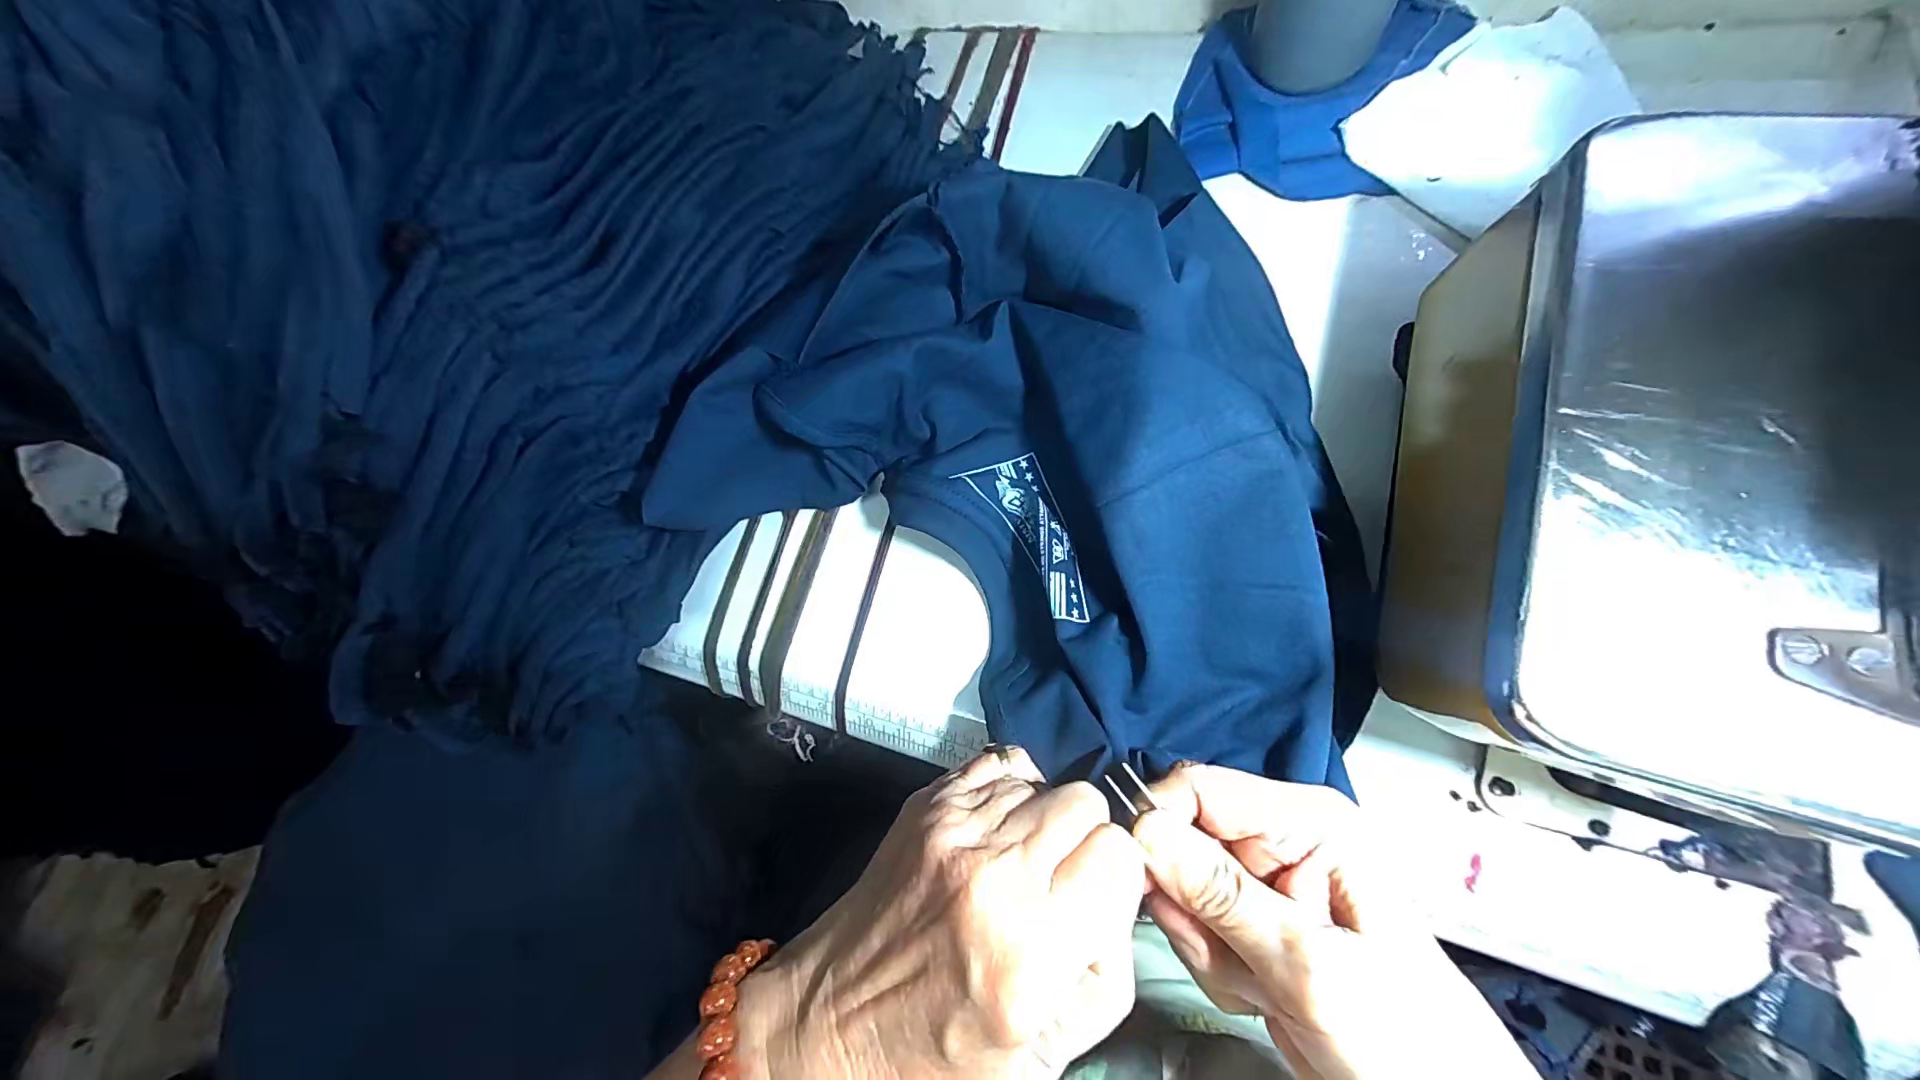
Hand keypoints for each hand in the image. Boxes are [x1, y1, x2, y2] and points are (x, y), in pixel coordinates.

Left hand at [723, 746, 1144, 1078]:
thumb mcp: (1049, 1050)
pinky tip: (999, 827)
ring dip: (1044, 814)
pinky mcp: (926, 807)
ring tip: (1023, 858)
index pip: (1118, 853)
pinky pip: (997, 764)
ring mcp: (952, 830)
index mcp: (1029, 948)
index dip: (1119, 872)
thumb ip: (1108, 967)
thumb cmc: (941, 1050)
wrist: (836, 1019)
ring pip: (1041, 780)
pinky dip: (1010, 788)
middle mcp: (990, 875)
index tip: (1099, 891)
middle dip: (1087, 834)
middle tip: (1064, 874)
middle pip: (1082, 801)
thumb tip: (1122, 890)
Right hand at [1132, 764, 1532, 1079]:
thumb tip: (1149, 833)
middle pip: (1183, 840)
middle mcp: (1283, 840)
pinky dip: (1214, 967)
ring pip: (1181, 889)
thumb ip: (1224, 896)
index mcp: (1311, 823)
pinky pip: (1193, 926)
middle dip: (1192, 908)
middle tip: (1232, 956)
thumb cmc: (1418, 1049)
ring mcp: (1266, 882)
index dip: (1160, 828)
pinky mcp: (1252, 919)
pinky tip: (1262, 991)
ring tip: (1261, 982)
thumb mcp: (1312, 967)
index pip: (1198, 788)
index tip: (1146, 882)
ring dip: (1206, 946)